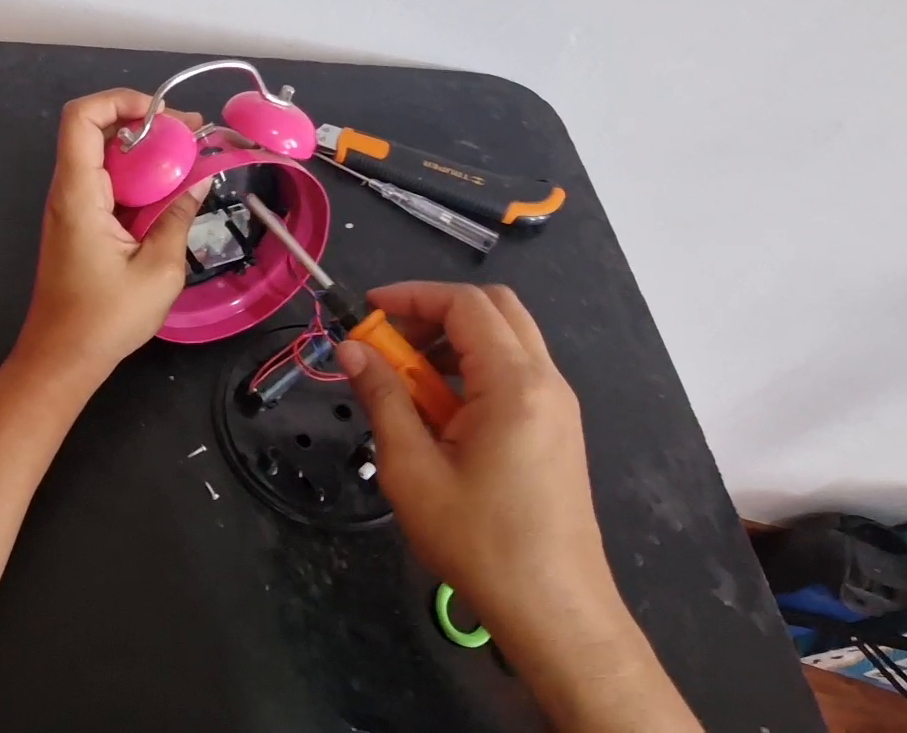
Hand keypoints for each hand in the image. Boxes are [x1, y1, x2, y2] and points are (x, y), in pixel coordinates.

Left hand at [11, 90, 210, 386]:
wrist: (63, 357)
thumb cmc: (106, 318)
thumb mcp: (159, 269)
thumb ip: (179, 217)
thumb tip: (199, 180)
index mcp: (78, 194)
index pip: (82, 117)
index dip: (121, 100)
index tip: (165, 116)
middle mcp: (69, 192)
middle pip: (97, 131)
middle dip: (146, 124)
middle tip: (192, 137)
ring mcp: (72, 208)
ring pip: (106, 158)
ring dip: (146, 154)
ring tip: (190, 162)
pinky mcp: (80, 225)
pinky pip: (108, 184)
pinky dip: (139, 180)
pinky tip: (171, 194)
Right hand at [336, 282, 619, 634]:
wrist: (554, 610)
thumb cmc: (478, 539)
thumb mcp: (411, 468)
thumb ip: (381, 397)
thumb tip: (350, 349)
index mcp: (514, 384)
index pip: (465, 305)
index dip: (411, 296)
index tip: (366, 312)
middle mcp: (545, 382)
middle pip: (494, 308)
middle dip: (434, 310)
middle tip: (388, 339)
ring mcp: (556, 404)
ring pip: (505, 337)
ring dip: (452, 339)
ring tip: (404, 377)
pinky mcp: (556, 427)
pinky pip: (512, 370)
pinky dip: (470, 366)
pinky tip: (437, 408)